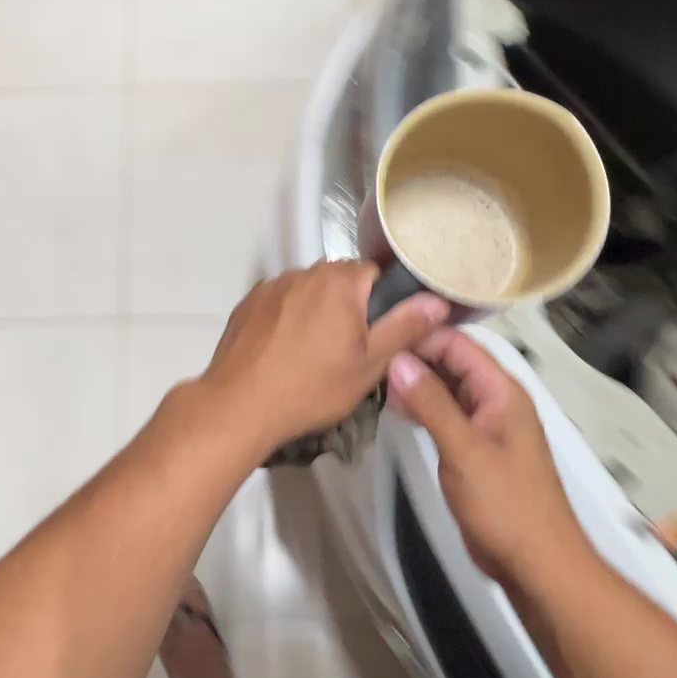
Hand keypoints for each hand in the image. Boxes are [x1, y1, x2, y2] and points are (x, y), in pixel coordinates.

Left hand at [192, 261, 448, 452]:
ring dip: (316, 313)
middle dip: (348, 309)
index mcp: (339, 280)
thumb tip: (436, 300)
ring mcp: (272, 286)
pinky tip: (284, 353)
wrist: (240, 405)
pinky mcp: (248, 303)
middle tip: (347, 352)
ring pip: (308, 292)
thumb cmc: (311, 387)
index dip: (382, 305)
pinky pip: (281, 304)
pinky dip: (287, 321)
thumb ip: (405, 327)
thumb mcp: (369, 364)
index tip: (377, 336)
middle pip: (340, 282)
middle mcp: (304, 272)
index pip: (375, 274)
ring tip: (312, 356)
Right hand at [386, 328, 592, 583]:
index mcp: (501, 390)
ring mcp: (485, 424)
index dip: (421, 336)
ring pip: (446, 387)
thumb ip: (431, 403)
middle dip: (414, 356)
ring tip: (373, 380)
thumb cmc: (505, 504)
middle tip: (368, 359)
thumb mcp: (464, 450)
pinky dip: (422, 406)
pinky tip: (394, 408)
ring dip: (415, 381)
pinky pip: (446, 413)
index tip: (380, 337)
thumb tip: (398, 360)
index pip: (458, 344)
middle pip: (452, 362)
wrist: (536, 563)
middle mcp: (494, 400)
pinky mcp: (474, 447)